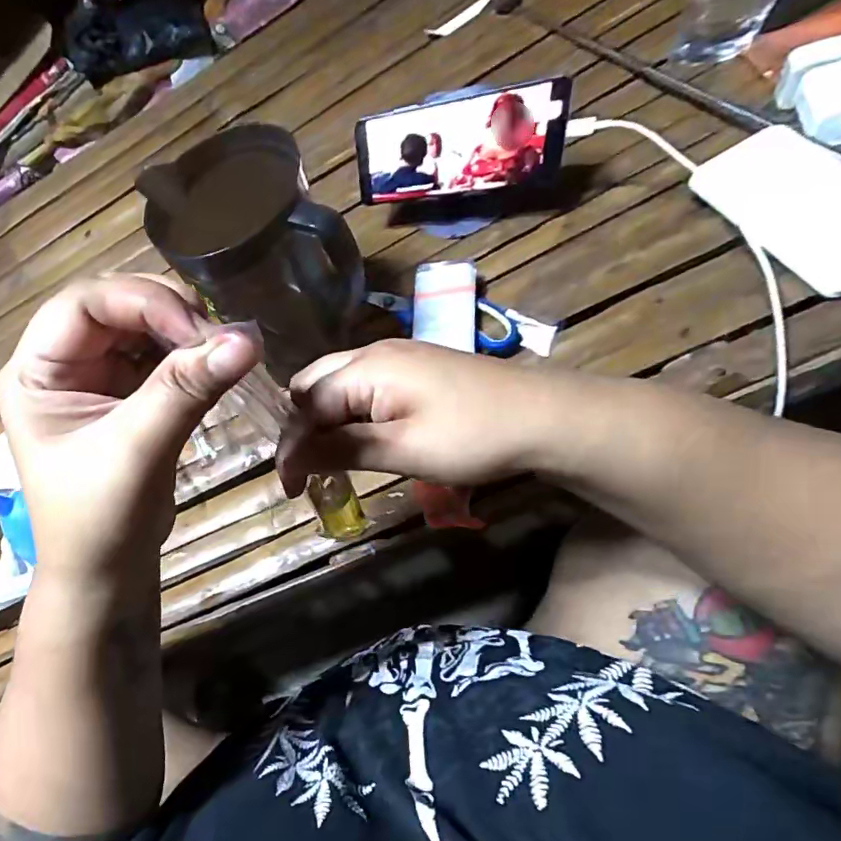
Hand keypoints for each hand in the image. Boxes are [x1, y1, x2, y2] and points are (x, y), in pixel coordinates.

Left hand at [0, 274, 260, 580]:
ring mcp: (94, 377)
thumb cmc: (99, 521)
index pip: (82, 304)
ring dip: (185, 334)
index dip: (141, 302)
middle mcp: (60, 364)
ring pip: (143, 327)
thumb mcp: (137, 451)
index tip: (197, 330)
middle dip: (168, 315)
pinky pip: (160, 356)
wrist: (106, 576)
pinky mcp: (126, 395)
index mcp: (35, 372)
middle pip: (115, 306)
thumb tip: (247, 339)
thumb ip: (185, 390)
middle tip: (220, 340)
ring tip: (226, 354)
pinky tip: (216, 367)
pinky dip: (190, 357)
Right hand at [276, 339, 576, 495]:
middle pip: (311, 386)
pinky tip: (356, 437)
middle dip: (299, 428)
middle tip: (304, 470)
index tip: (290, 488)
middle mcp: (372, 352)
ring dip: (321, 420)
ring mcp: (395, 356)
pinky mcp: (413, 367)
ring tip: (325, 459)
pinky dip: (346, 412)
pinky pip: (359, 385)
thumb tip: (290, 458)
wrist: (550, 417)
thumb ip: (340, 449)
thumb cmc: (474, 436)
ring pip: (334, 384)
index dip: (291, 447)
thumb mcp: (402, 450)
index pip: (306, 406)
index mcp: (366, 368)